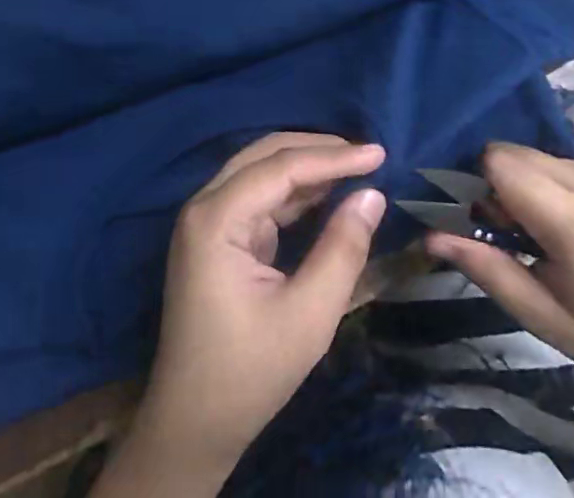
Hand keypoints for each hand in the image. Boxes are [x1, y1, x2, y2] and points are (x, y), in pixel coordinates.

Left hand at [136, 132, 386, 465]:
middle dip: (318, 150)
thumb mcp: (309, 314)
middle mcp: (205, 208)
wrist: (193, 424)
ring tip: (357, 167)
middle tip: (369, 155)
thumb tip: (372, 195)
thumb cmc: (249, 372)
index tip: (380, 153)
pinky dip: (296, 192)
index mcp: (215, 220)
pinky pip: (260, 197)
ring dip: (308, 167)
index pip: (281, 168)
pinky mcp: (218, 237)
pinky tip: (328, 192)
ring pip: (262, 172)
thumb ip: (342, 249)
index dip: (333, 157)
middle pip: (265, 157)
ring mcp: (208, 221)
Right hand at [424, 143, 573, 405]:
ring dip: (519, 184)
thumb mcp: (541, 314)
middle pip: (512, 152)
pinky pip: (560, 164)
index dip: (474, 185)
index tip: (474, 222)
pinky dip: (544, 185)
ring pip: (534, 156)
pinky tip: (560, 228)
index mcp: (573, 216)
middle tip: (502, 234)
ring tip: (534, 235)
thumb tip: (429, 237)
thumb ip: (484, 268)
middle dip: (493, 183)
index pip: (497, 162)